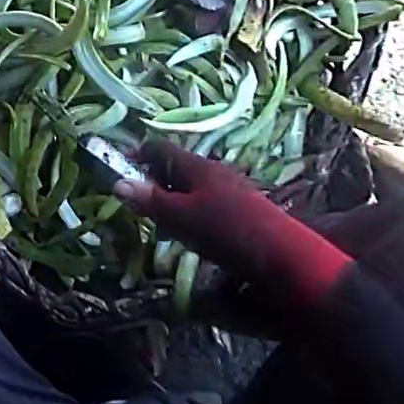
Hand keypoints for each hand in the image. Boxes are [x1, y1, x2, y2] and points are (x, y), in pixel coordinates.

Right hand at [115, 141, 351, 317]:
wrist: (285, 257)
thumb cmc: (226, 231)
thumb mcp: (180, 218)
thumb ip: (149, 200)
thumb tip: (118, 183)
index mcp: (196, 165)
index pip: (157, 146)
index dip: (135, 155)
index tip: (120, 171)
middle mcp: (213, 170)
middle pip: (173, 167)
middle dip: (152, 184)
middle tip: (140, 206)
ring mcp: (229, 188)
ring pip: (189, 187)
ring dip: (171, 201)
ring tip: (165, 226)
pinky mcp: (241, 207)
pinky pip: (205, 201)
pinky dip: (190, 213)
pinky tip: (192, 235)